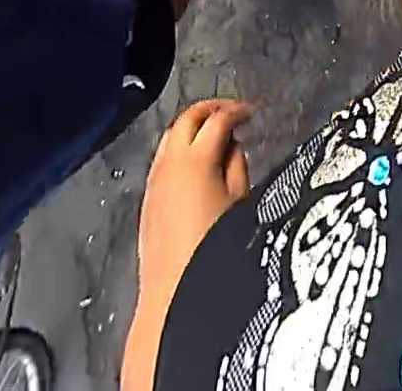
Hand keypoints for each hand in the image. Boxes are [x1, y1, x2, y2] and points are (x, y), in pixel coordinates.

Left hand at [138, 100, 252, 292]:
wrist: (173, 293)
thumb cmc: (215, 246)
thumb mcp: (240, 200)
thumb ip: (237, 165)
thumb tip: (232, 146)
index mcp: (196, 160)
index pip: (219, 119)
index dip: (239, 111)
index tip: (253, 114)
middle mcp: (170, 164)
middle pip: (188, 119)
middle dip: (212, 109)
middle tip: (234, 112)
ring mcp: (154, 181)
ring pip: (171, 136)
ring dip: (194, 127)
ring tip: (217, 133)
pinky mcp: (148, 199)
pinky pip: (163, 158)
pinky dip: (181, 148)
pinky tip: (198, 161)